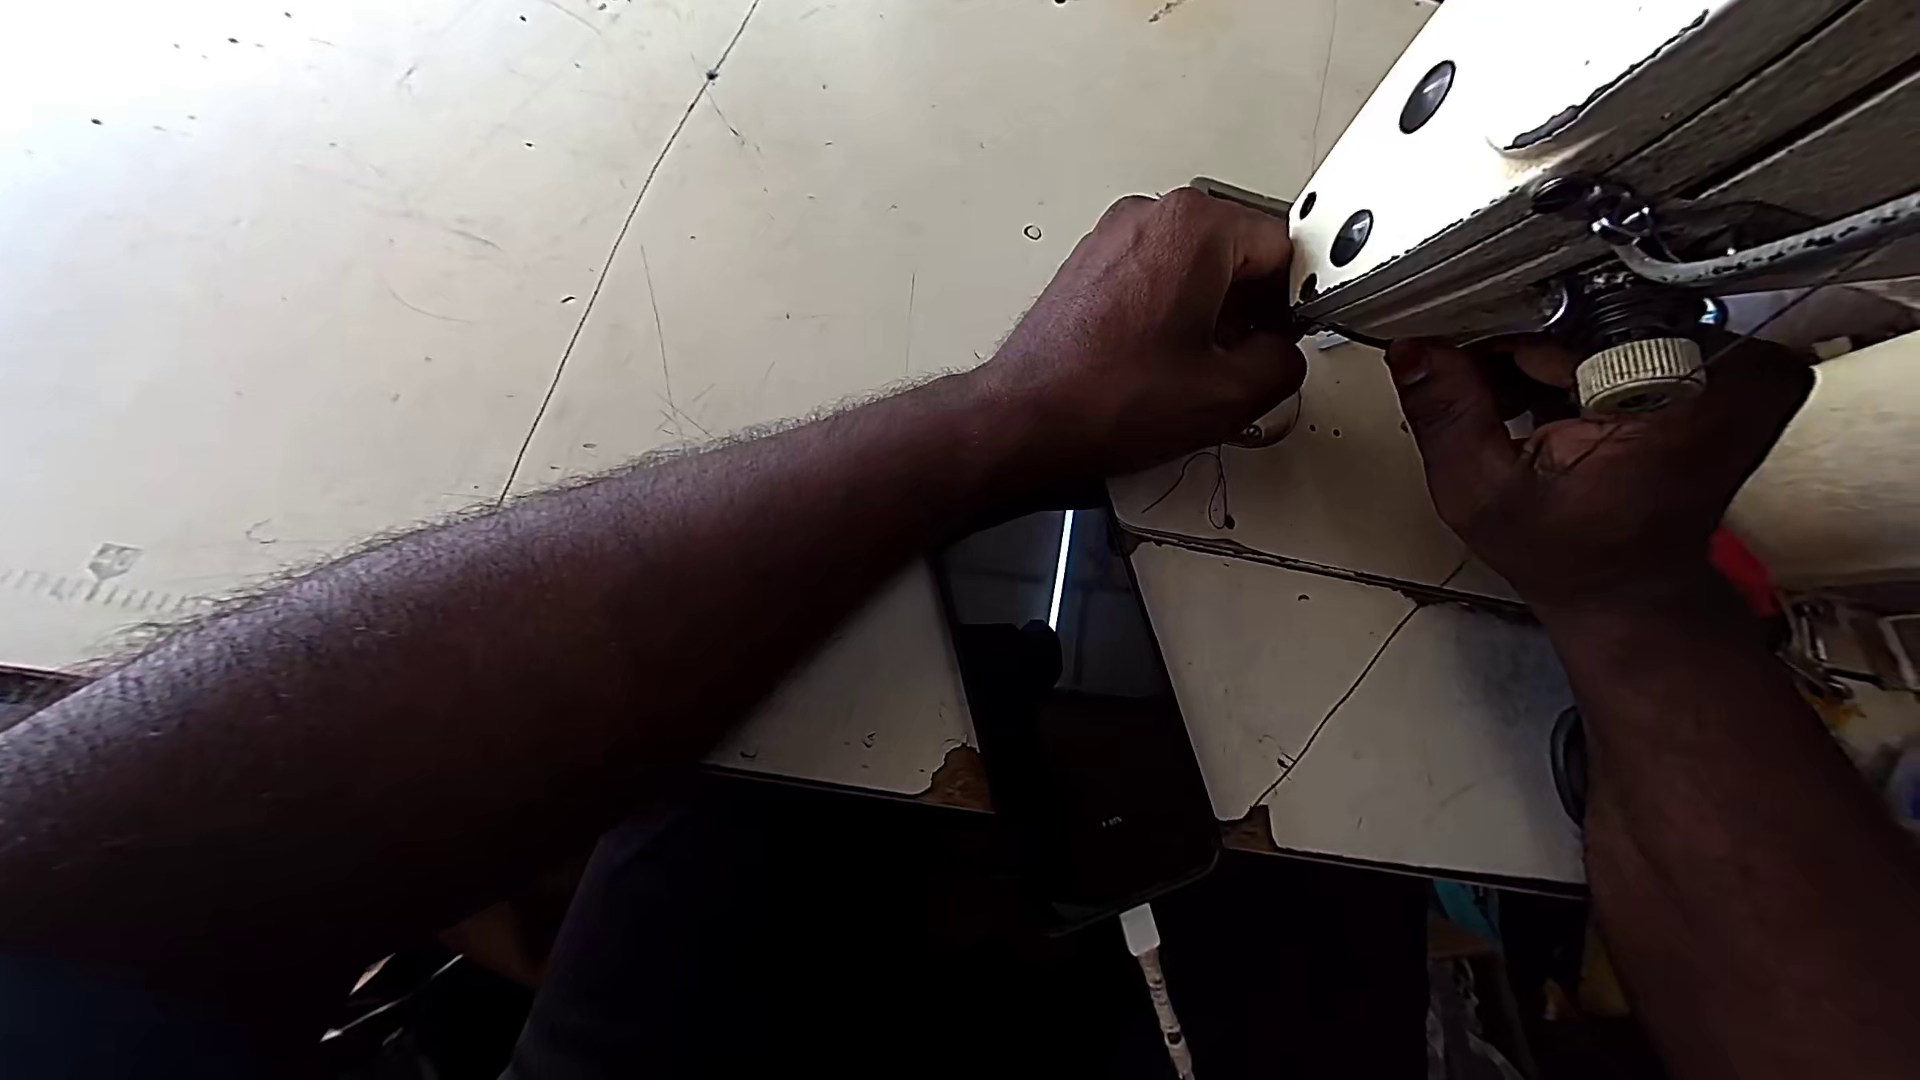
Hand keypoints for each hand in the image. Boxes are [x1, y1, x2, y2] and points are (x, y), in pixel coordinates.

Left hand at [973, 187, 1305, 480]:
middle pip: (1232, 255)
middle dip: (1244, 310)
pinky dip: (1161, 317)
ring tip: (1187, 372)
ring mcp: (1108, 241)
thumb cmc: (1100, 402)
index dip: (1291, 303)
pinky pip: (1146, 282)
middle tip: (1236, 364)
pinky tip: (1150, 365)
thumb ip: (1283, 364)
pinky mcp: (1084, 270)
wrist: (1022, 421)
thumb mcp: (1226, 396)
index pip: (1283, 248)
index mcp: (1193, 226)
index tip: (1281, 340)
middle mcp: (1147, 217)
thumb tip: (1281, 353)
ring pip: (1188, 270)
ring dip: (1202, 317)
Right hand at [1386, 335, 1811, 613]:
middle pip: (1581, 324)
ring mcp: (1739, 368)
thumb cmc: (1566, 550)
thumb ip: (1444, 412)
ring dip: (1541, 366)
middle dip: (1517, 362)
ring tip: (1518, 418)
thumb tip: (1412, 352)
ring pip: (1598, 326)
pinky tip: (1547, 412)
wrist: (1621, 581)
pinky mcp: (1726, 369)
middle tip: (1491, 412)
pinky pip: (1625, 338)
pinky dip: (1572, 370)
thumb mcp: (1475, 487)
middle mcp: (1734, 371)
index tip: (1458, 381)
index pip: (1559, 335)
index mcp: (1679, 399)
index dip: (1493, 358)